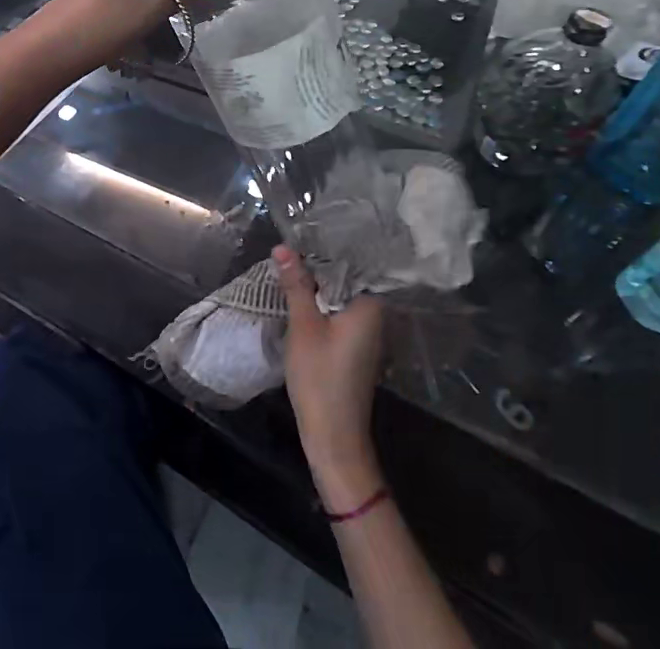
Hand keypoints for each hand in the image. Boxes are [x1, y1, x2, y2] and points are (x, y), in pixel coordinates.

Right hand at [278, 245, 386, 509]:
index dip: (327, 243)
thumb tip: (283, 247)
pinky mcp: (356, 343)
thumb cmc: (320, 377)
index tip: (303, 226)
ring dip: (318, 280)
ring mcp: (368, 330)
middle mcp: (376, 313)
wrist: (334, 434)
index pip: (354, 260)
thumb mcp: (303, 325)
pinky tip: (300, 291)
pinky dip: (321, 300)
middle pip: (347, 276)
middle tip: (289, 240)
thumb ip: (296, 284)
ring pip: (341, 293)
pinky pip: (339, 309)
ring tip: (289, 258)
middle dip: (319, 260)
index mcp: (371, 305)